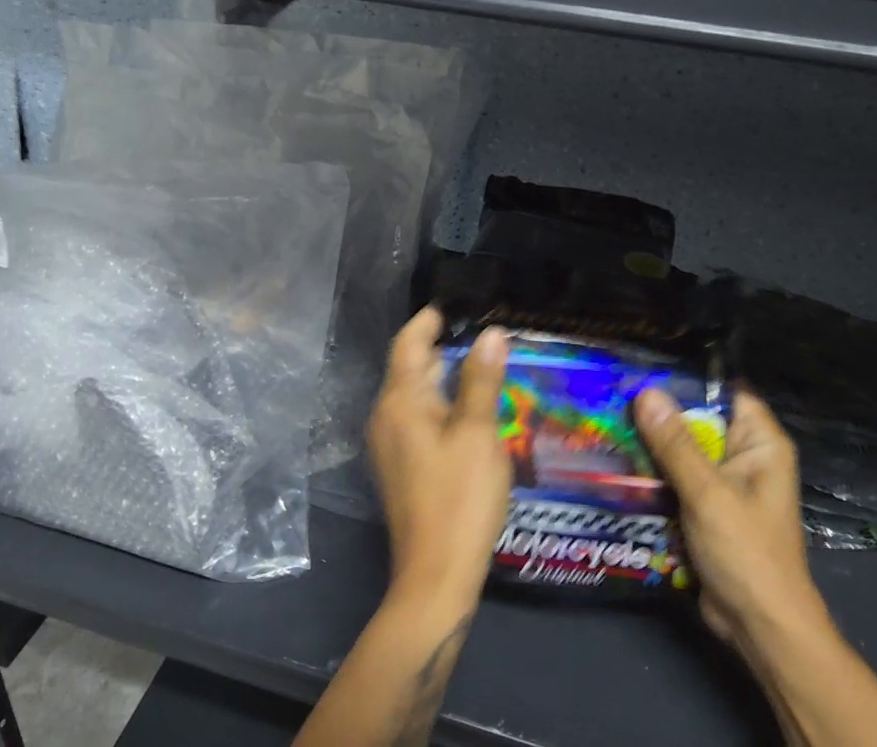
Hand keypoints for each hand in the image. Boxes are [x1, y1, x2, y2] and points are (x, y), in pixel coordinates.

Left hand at [368, 307, 512, 611]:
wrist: (436, 573)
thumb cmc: (459, 497)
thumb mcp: (478, 433)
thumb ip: (482, 380)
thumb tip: (491, 333)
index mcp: (399, 402)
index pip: (407, 344)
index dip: (428, 321)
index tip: (454, 304)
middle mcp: (385, 418)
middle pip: (408, 369)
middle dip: (439, 348)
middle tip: (479, 332)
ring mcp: (389, 446)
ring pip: (413, 397)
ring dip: (441, 378)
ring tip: (480, 366)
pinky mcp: (400, 468)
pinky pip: (416, 421)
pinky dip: (439, 406)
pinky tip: (468, 413)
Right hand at [634, 386, 827, 654]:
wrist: (760, 625)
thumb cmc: (745, 553)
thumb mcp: (707, 494)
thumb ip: (675, 444)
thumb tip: (646, 392)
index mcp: (760, 444)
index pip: (723, 392)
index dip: (685, 379)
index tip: (640, 368)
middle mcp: (744, 457)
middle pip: (697, 421)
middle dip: (657, 413)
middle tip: (609, 395)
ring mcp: (724, 485)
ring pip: (682, 452)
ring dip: (649, 445)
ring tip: (603, 424)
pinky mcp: (705, 509)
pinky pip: (676, 480)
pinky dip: (651, 475)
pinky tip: (615, 464)